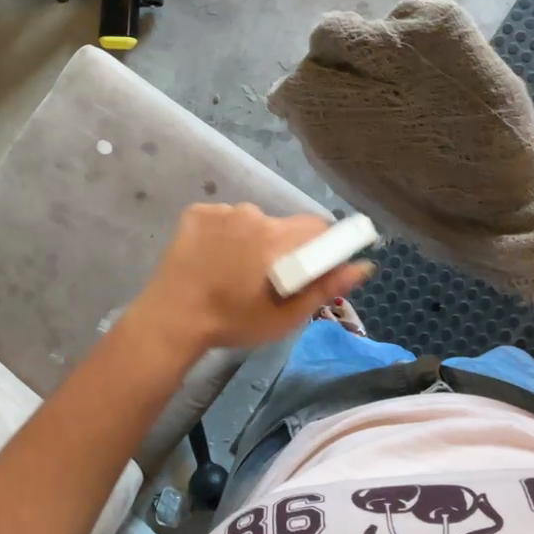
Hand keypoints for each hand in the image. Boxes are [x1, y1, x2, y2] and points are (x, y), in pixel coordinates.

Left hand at [130, 203, 372, 350]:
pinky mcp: (196, 213)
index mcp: (278, 238)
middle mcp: (252, 214)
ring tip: (232, 272)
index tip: (307, 269)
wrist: (171, 319)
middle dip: (280, 247)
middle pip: (282, 225)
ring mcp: (221, 210)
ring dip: (249, 240)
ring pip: (250, 221)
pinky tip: (210, 259)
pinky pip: (221, 218)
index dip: (318, 247)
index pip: (317, 227)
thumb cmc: (233, 322)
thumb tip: (362, 265)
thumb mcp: (285, 316)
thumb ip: (326, 288)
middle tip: (264, 280)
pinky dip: (221, 234)